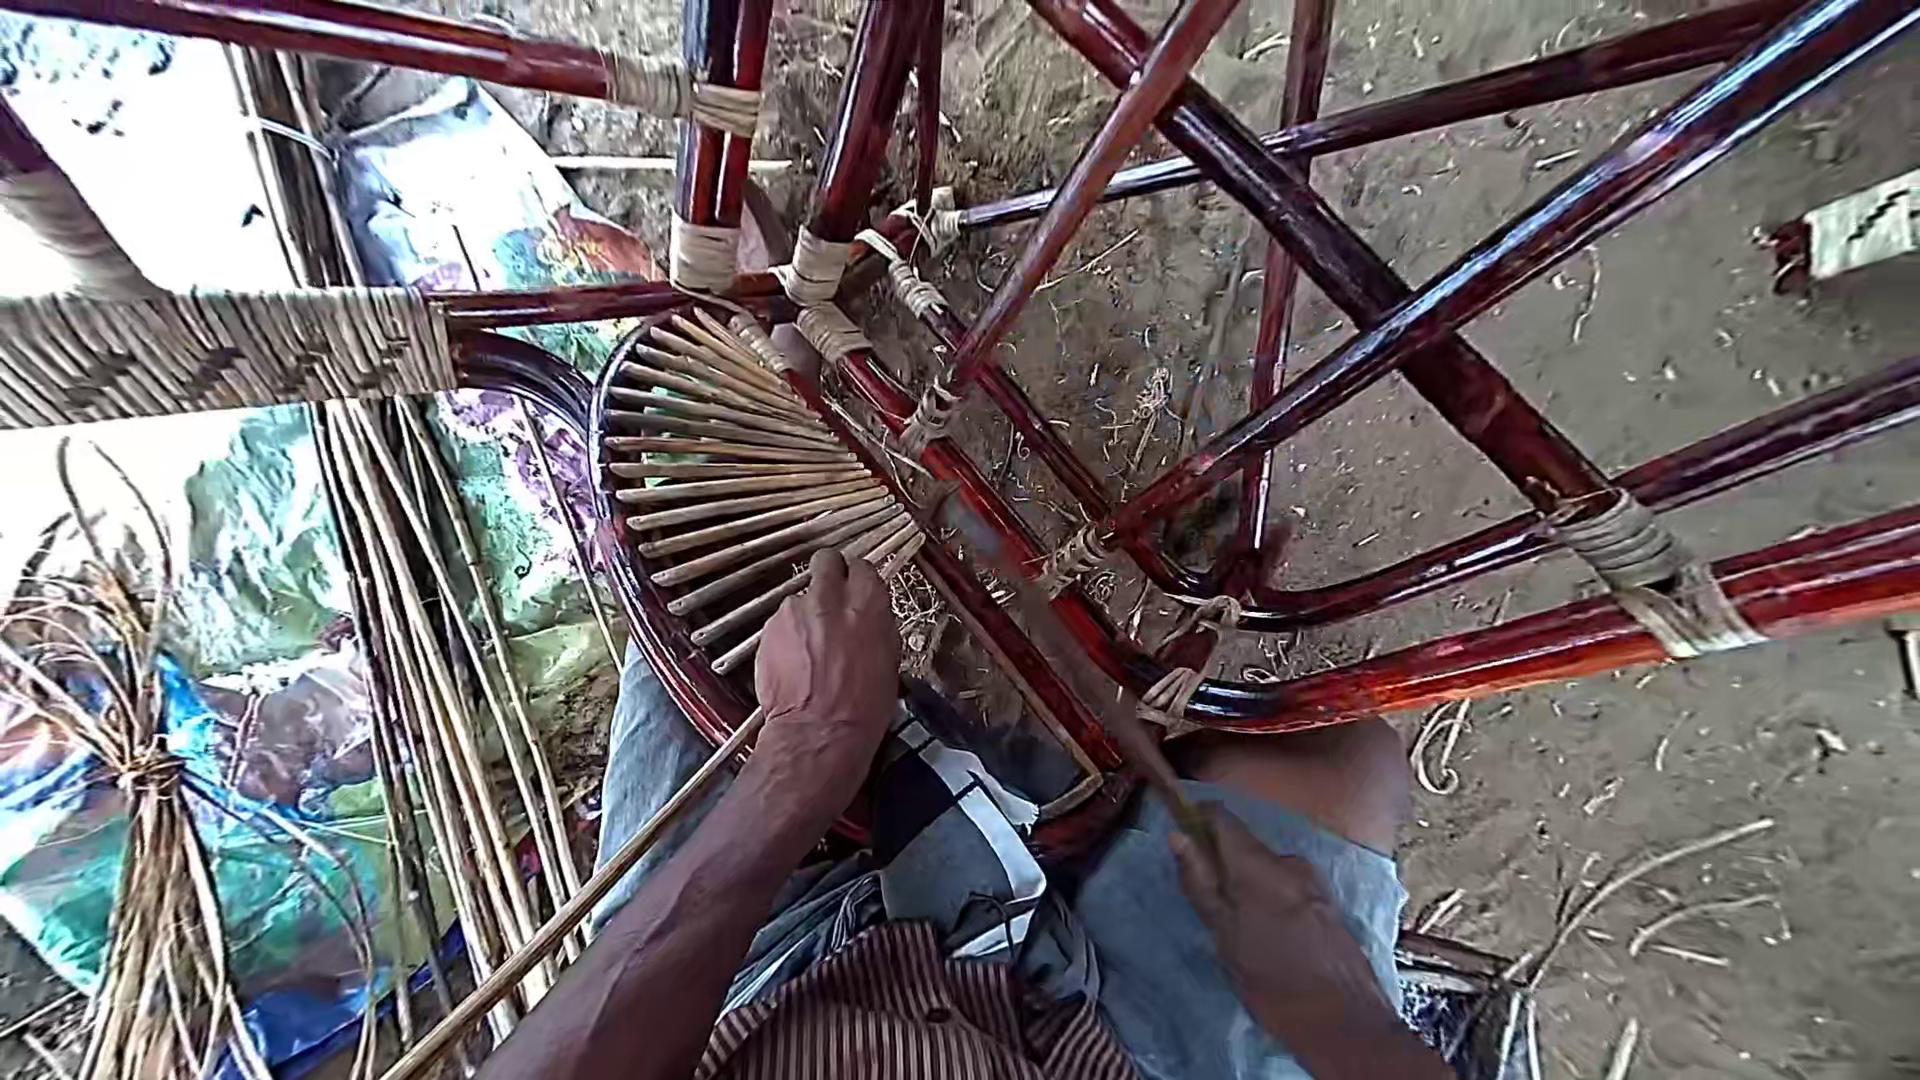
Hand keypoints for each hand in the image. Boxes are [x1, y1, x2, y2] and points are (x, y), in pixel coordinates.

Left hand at [749, 548, 899, 820]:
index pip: (862, 567)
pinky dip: (788, 634)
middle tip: (831, 599)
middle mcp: (831, 598)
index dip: (858, 579)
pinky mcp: (770, 628)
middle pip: (826, 559)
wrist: (818, 733)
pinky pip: (782, 621)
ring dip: (807, 613)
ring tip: (811, 647)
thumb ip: (877, 624)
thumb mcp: (889, 658)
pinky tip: (795, 661)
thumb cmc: (864, 704)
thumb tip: (870, 613)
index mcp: (868, 604)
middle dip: (829, 573)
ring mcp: (796, 611)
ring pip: (801, 595)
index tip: (857, 592)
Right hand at [1171, 805, 1404, 1050]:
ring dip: (1248, 882)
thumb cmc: (1276, 984)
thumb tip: (1178, 836)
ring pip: (1266, 866)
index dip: (1197, 819)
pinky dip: (1270, 896)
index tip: (1184, 839)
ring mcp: (1314, 882)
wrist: (1352, 1032)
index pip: (1221, 816)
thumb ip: (1199, 882)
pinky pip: (1287, 883)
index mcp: (1258, 865)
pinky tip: (1272, 934)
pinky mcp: (1328, 904)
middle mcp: (1289, 862)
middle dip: (1222, 862)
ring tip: (1242, 925)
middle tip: (1210, 900)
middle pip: (1243, 843)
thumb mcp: (1224, 936)